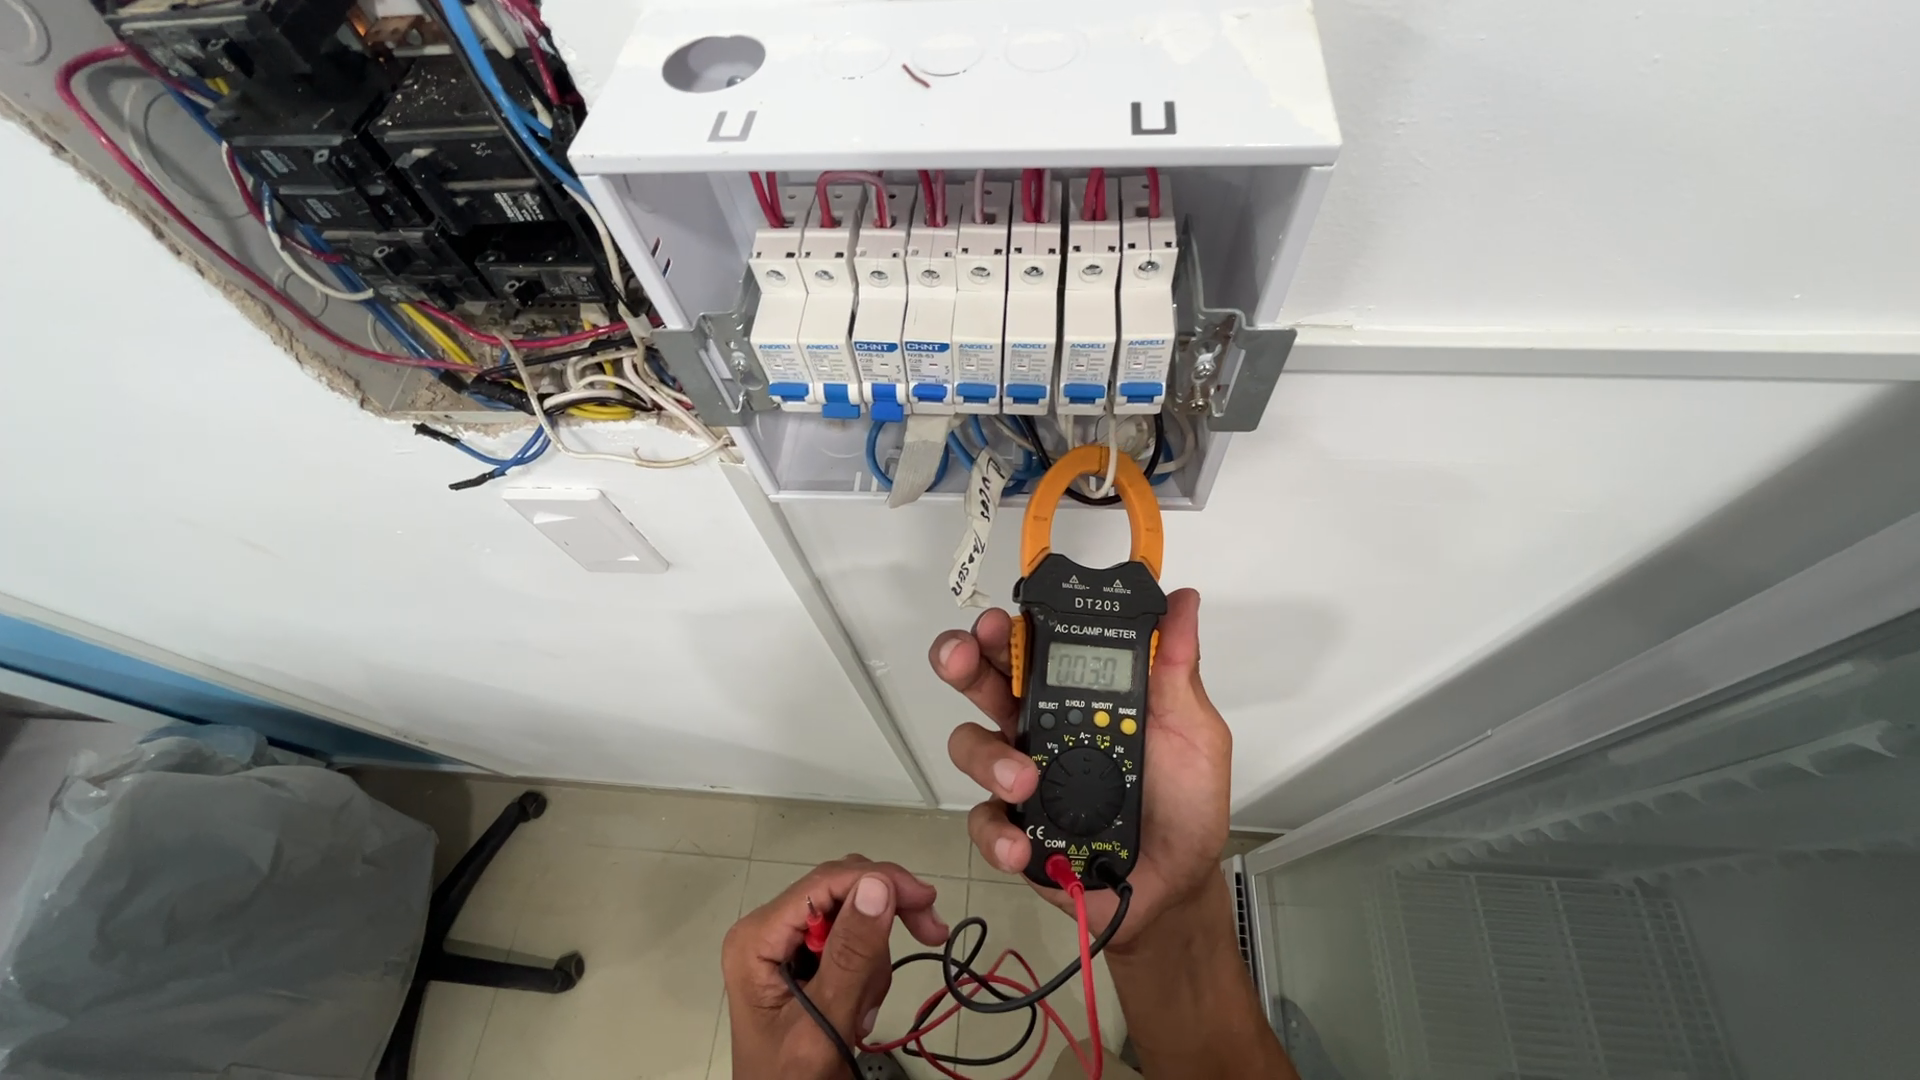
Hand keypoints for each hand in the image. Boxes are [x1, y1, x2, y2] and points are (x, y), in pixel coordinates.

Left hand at [722, 856, 948, 1078]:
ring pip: (854, 912)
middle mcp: (770, 927)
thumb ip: (851, 956)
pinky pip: (852, 939)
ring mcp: (787, 941)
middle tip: (932, 932)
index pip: (826, 881)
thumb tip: (878, 884)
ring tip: (864, 1011)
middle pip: (842, 889)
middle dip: (883, 917)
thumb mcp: (823, 1025)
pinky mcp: (804, 955)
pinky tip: (860, 1008)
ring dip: (874, 958)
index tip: (927, 900)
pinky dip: (869, 968)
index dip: (880, 879)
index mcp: (758, 937)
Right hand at [928, 588, 1229, 948]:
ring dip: (985, 755)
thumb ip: (1178, 670)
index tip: (1001, 620)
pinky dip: (996, 831)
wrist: (1178, 884)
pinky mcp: (1013, 828)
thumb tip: (1183, 601)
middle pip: (983, 681)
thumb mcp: (1192, 730)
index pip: (1031, 647)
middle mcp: (1039, 727)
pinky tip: (1021, 842)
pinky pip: (982, 820)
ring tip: (1023, 781)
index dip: (1008, 628)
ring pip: (969, 744)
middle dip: (962, 661)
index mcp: (1077, 695)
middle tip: (961, 658)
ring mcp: (1019, 777)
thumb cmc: (1185, 802)